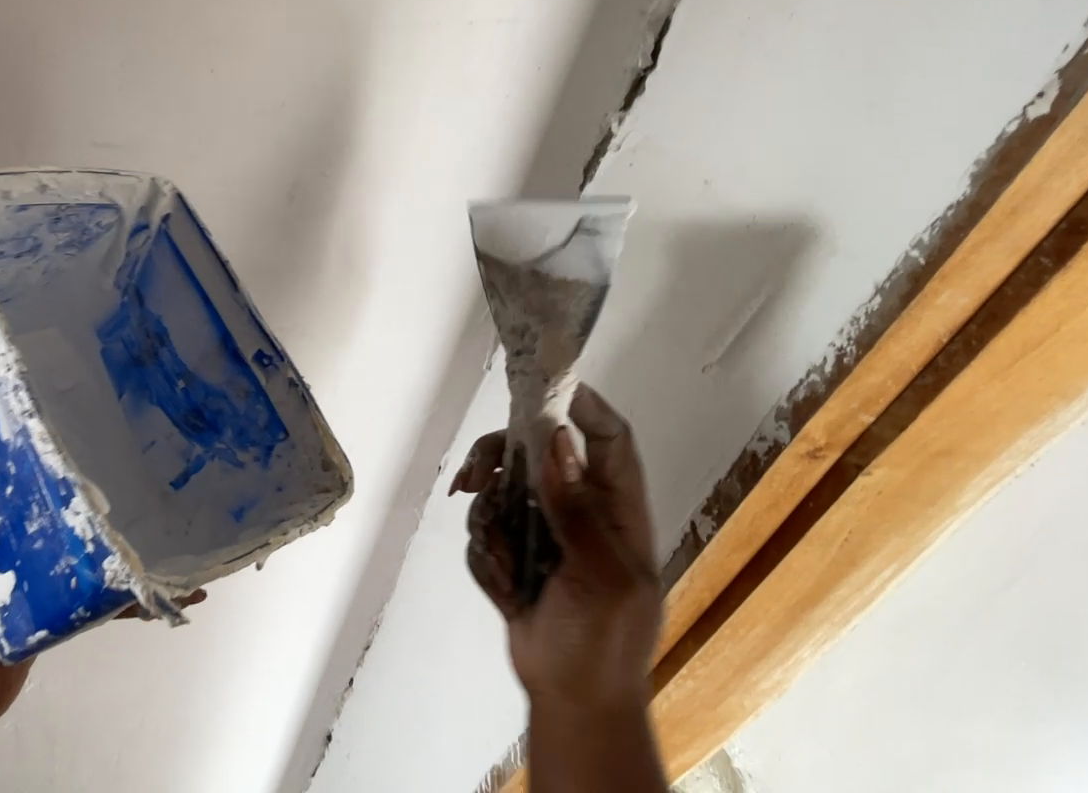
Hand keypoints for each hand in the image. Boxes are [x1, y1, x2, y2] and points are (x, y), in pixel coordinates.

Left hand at [0, 366, 206, 792]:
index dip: (15, 383)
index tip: (52, 338)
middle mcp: (8, 510)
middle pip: (53, 462)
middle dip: (88, 433)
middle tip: (136, 393)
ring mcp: (40, 550)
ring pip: (89, 513)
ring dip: (128, 499)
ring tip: (176, 468)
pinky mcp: (65, 590)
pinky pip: (111, 577)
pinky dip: (145, 579)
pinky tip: (188, 573)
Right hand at [450, 384, 664, 790]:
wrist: (572, 700)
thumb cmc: (603, 642)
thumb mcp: (602, 577)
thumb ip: (577, 510)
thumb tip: (556, 440)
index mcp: (616, 509)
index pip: (607, 437)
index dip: (580, 404)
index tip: (537, 386)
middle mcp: (578, 509)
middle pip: (533, 451)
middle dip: (497, 461)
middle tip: (471, 480)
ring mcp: (543, 530)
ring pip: (500, 490)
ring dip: (490, 525)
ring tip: (506, 569)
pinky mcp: (514, 552)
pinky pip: (484, 530)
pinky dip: (486, 556)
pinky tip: (506, 589)